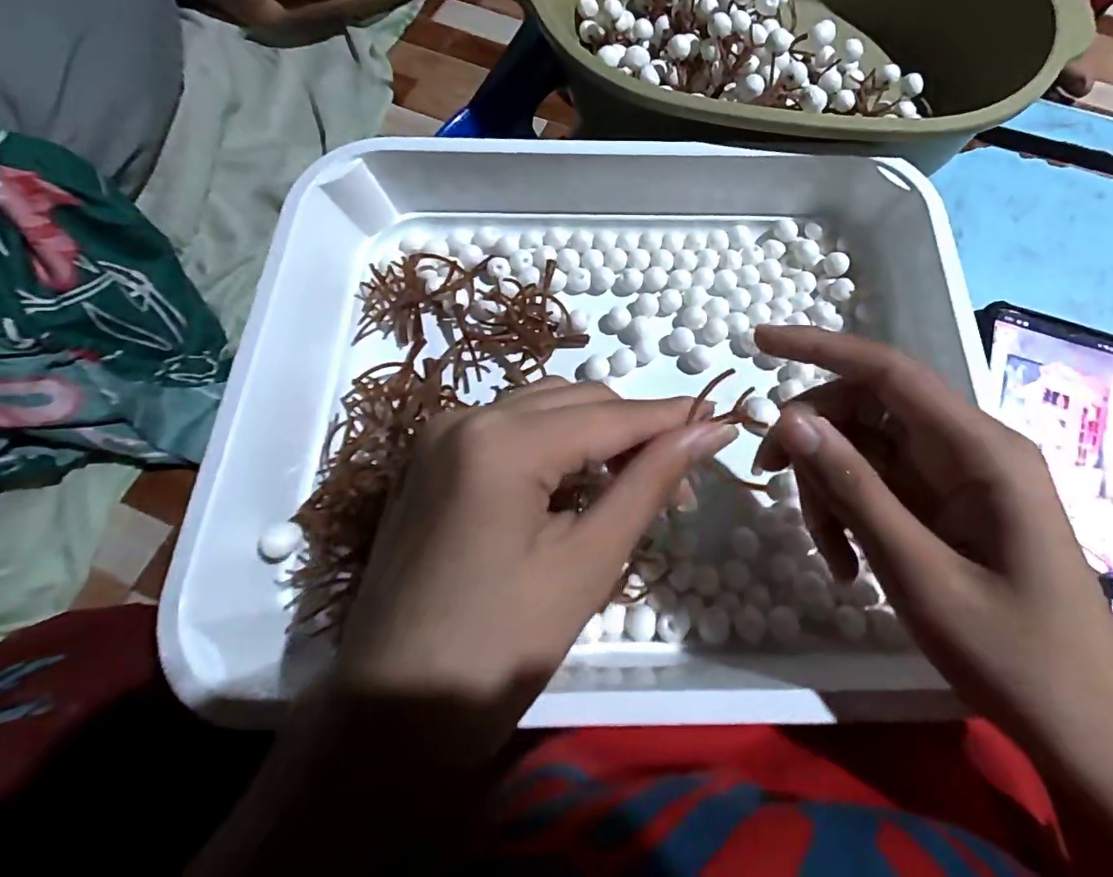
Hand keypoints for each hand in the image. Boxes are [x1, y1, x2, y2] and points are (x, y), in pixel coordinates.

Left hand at [335, 380, 735, 707]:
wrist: (389, 713)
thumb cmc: (498, 648)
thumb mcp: (588, 563)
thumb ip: (649, 484)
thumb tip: (710, 430)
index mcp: (500, 441)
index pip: (609, 414)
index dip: (671, 418)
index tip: (723, 427)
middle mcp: (464, 417)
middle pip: (576, 400)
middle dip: (633, 433)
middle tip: (677, 490)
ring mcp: (439, 436)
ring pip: (543, 408)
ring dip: (595, 435)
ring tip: (630, 489)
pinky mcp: (430, 460)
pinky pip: (508, 430)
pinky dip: (553, 446)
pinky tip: (575, 488)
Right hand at [753, 326, 1112, 876]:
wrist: (1089, 735)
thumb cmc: (1015, 656)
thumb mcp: (921, 573)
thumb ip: (855, 490)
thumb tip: (791, 419)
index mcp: (980, 449)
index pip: (888, 371)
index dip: (820, 347)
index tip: (759, 341)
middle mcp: (970, 449)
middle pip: (869, 412)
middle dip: (815, 441)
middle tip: (768, 478)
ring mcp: (960, 480)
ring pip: (868, 452)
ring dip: (832, 491)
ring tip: (831, 557)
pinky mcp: (950, 510)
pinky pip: (883, 489)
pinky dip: (852, 516)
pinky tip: (849, 567)